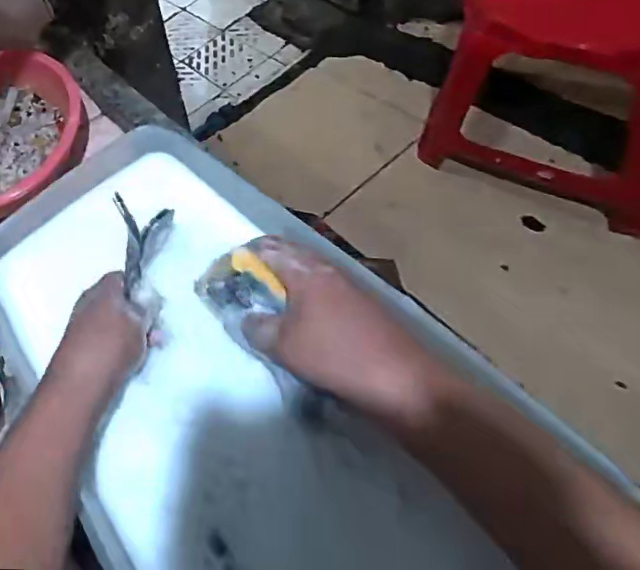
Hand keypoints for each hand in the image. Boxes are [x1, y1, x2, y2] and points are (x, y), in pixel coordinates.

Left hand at [48, 271, 149, 400]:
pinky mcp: (85, 345)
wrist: (82, 379)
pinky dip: (123, 345)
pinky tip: (135, 359)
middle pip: (120, 302)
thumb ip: (145, 307)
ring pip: (116, 321)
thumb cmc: (112, 343)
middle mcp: (89, 302)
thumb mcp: (138, 321)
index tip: (155, 303)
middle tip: (157, 331)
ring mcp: (84, 324)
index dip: (140, 287)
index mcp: (100, 290)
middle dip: (140, 315)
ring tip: (151, 348)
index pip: (121, 278)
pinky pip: (109, 338)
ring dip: (134, 333)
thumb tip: (147, 296)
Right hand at [240, 237, 446, 421]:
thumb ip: (255, 326)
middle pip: (286, 254)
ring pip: (307, 272)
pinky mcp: (366, 309)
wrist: (415, 391)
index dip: (238, 258)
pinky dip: (306, 297)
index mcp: (304, 269)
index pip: (262, 248)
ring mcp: (351, 288)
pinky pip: (325, 291)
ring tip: (270, 304)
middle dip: (261, 265)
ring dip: (286, 282)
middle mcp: (327, 269)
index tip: (224, 276)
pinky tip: (303, 320)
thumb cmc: (339, 358)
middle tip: (244, 286)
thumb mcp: (283, 346)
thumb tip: (245, 318)